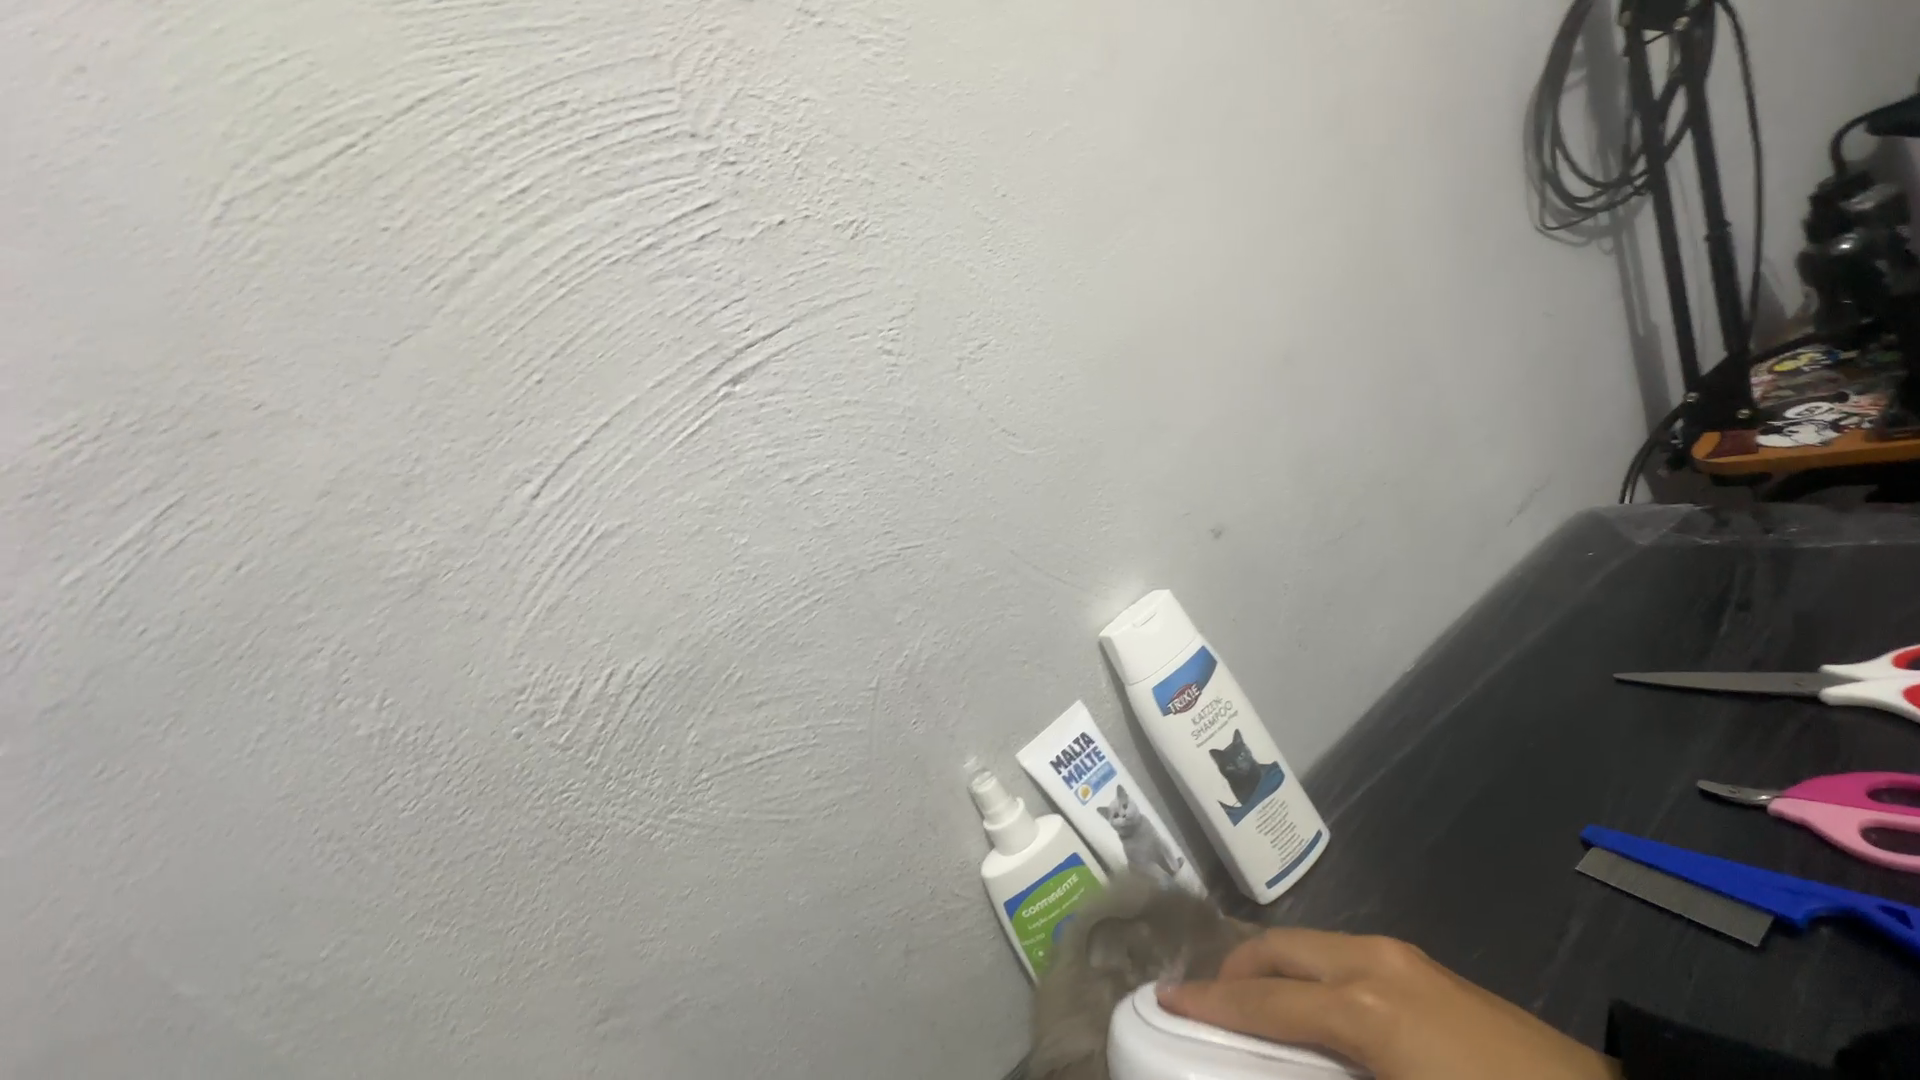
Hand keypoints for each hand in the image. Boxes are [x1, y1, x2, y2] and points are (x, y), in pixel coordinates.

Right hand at [1158, 929, 1621, 1079]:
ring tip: (1252, 1008)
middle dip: (1232, 972)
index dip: (1207, 1002)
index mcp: (1362, 1007)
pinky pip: (1337, 954)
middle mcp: (1372, 963)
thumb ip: (1320, 1071)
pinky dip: (1303, 972)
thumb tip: (1275, 1059)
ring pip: (1306, 944)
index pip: (1262, 1000)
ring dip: (1268, 970)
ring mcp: (1400, 956)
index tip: (1163, 999)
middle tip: (1205, 1007)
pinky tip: (1309, 1006)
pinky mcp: (1421, 963)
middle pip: (1276, 949)